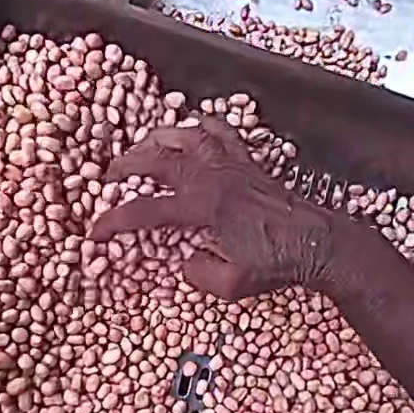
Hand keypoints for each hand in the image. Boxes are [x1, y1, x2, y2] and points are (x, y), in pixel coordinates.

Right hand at [89, 116, 343, 299]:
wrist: (317, 242)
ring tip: (142, 148)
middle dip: (126, 166)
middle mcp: (213, 177)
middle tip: (109, 176)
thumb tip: (183, 259)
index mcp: (204, 207)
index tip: (95, 232)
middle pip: (157, 158)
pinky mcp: (247, 160)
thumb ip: (198, 274)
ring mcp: (231, 164)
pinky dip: (200, 127)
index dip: (115, 221)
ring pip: (185, 134)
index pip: (146, 210)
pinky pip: (220, 131)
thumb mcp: (232, 285)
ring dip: (157, 138)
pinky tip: (191, 133)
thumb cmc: (278, 265)